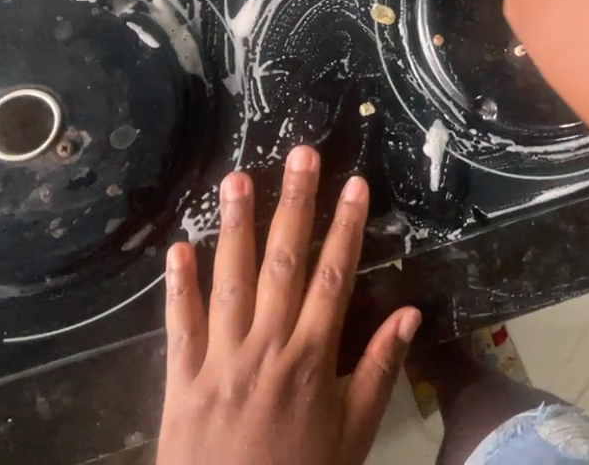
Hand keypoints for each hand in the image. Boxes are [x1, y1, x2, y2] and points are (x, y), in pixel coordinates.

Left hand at [158, 147, 421, 464]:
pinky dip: (179, 286)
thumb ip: (379, 369)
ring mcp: (219, 362)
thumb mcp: (353, 434)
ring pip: (229, 280)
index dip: (346, 227)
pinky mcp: (181, 383)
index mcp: (311, 358)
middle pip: (283, 263)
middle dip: (295, 204)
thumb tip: (409, 312)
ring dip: (236, 226)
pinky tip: (180, 246)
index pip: (333, 276)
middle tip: (300, 155)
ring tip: (238, 178)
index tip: (355, 184)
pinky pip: (179, 327)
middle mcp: (266, 348)